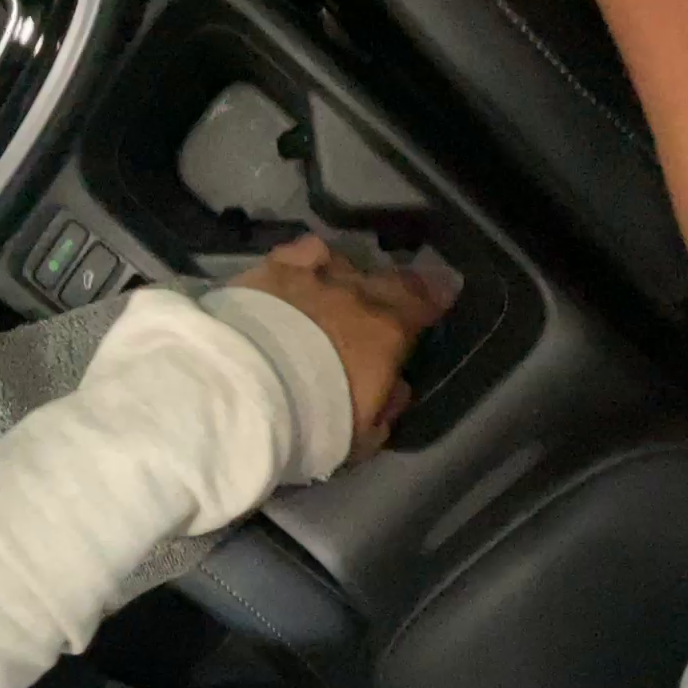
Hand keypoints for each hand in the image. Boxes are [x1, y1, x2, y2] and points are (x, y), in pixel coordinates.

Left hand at [229, 236, 446, 460]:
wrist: (245, 390)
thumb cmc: (310, 421)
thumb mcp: (359, 435)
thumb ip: (385, 407)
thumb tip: (396, 389)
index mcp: (387, 333)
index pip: (424, 305)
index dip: (434, 298)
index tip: (443, 293)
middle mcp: (357, 294)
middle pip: (388, 279)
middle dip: (398, 284)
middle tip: (399, 288)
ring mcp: (313, 276)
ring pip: (344, 262)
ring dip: (348, 273)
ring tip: (340, 284)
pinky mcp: (272, 269)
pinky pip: (302, 252)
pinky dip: (309, 259)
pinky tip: (303, 266)